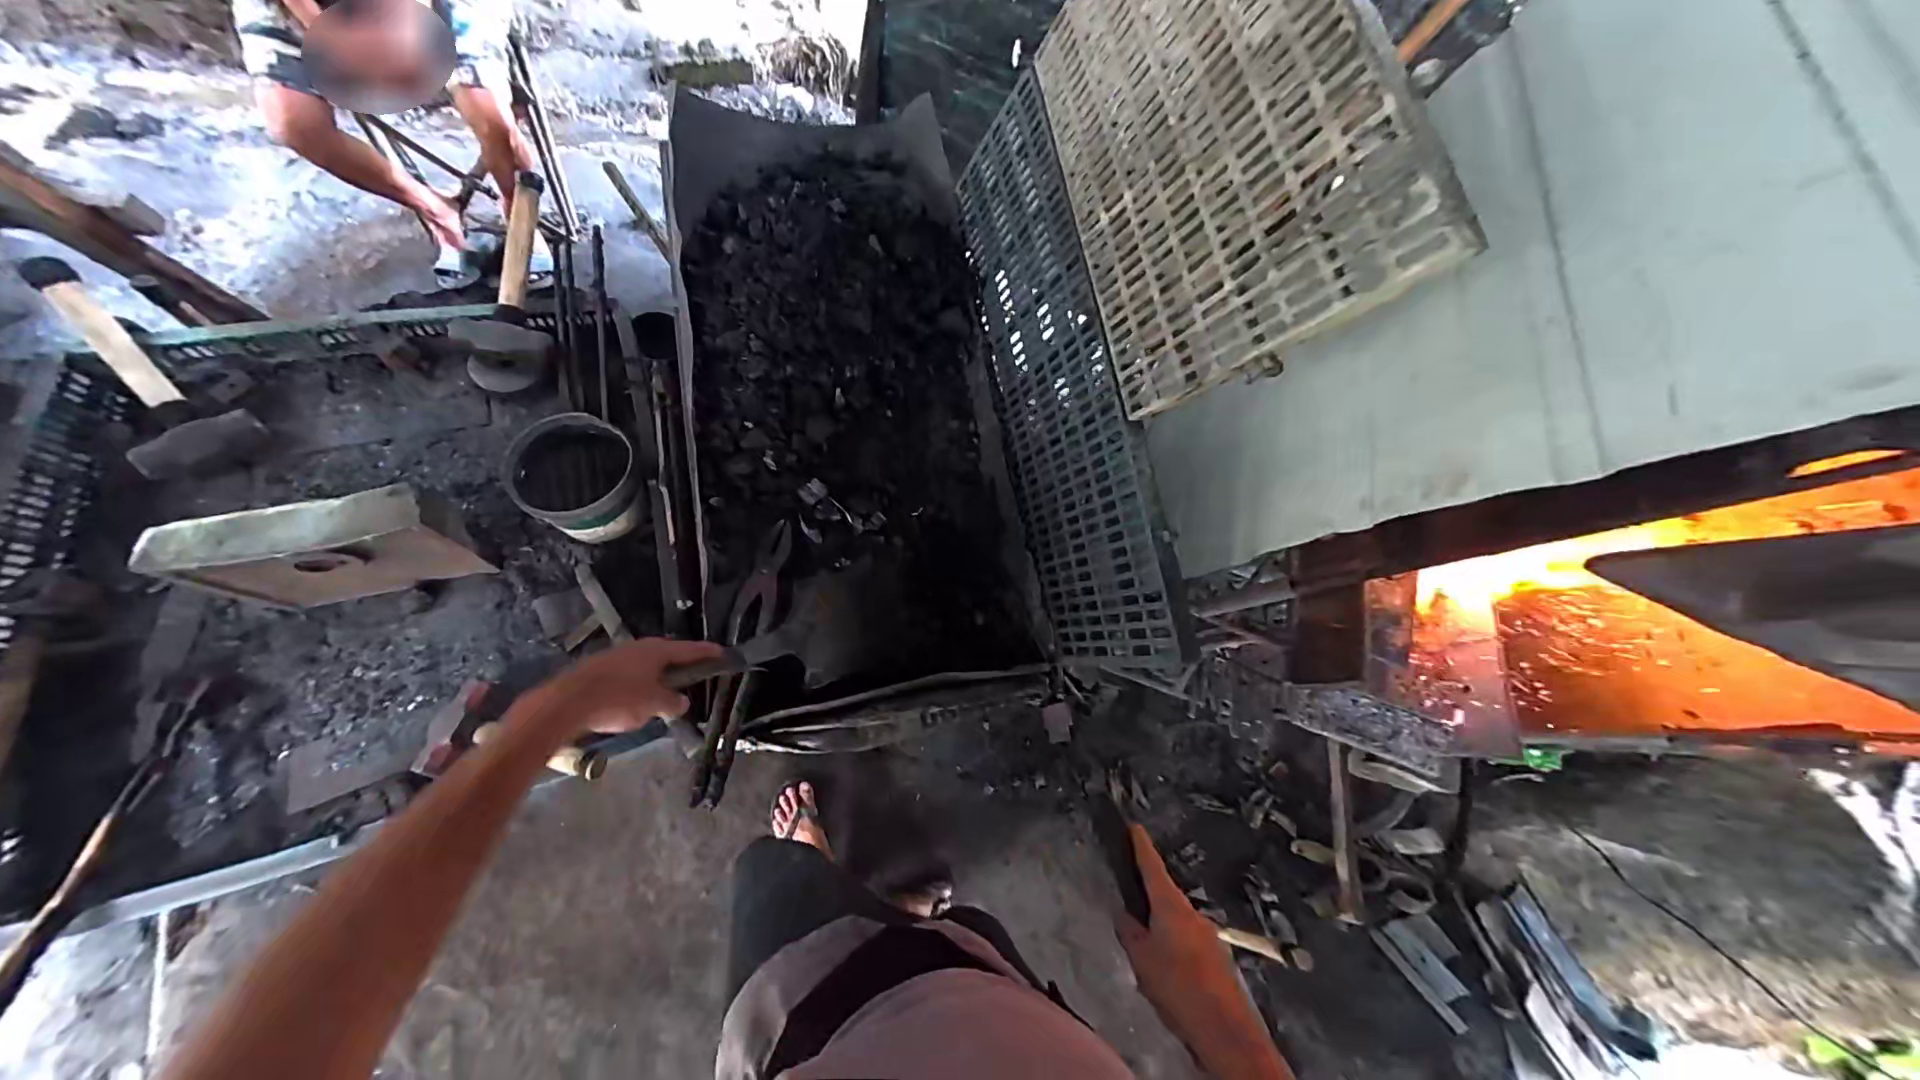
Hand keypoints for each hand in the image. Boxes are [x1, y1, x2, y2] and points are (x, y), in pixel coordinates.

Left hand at [517, 638, 724, 736]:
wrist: (566, 703)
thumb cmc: (618, 699)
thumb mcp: (654, 705)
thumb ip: (673, 703)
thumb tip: (681, 702)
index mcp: (657, 651)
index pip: (690, 650)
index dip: (707, 652)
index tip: (721, 652)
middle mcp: (638, 647)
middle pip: (666, 655)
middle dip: (679, 665)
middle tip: (692, 674)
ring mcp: (616, 656)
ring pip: (645, 665)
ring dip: (656, 676)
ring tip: (663, 693)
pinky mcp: (598, 669)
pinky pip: (627, 674)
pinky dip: (636, 684)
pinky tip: (634, 699)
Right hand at [1114, 823, 1237, 1020]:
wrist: (1226, 1032)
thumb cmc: (1178, 988)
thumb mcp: (1141, 959)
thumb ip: (1130, 932)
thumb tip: (1124, 913)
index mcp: (1171, 906)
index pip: (1152, 866)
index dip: (1141, 845)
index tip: (1134, 826)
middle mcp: (1192, 913)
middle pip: (1165, 893)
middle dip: (1148, 892)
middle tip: (1128, 894)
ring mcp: (1208, 935)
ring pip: (1176, 919)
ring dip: (1160, 923)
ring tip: (1143, 943)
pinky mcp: (1216, 957)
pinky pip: (1187, 939)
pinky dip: (1173, 942)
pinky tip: (1165, 966)